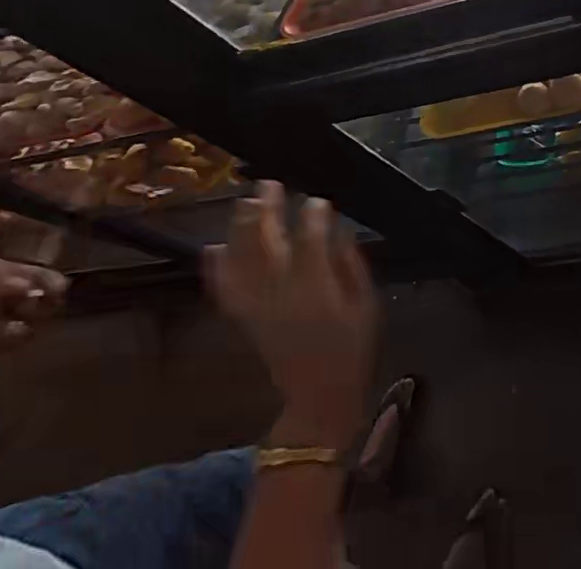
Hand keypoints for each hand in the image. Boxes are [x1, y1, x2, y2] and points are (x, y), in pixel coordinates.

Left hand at [0, 255, 66, 387]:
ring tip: (34, 330)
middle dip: (36, 300)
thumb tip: (22, 282)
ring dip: (20, 325)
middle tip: (53, 308)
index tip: (59, 288)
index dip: (36, 277)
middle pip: (12, 297)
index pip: (11, 271)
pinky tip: (10, 347)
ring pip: (1, 324)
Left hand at [204, 182, 376, 449]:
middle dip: (267, 208)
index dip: (313, 213)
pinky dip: (217, 267)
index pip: (310, 237)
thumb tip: (339, 231)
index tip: (318, 201)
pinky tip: (213, 246)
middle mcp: (283, 289)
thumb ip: (351, 265)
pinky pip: (226, 288)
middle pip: (267, 240)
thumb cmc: (353, 348)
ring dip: (241, 227)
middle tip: (270, 184)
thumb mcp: (367, 305)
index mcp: (318, 286)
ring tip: (245, 202)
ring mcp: (260, 304)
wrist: (320, 396)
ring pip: (243, 258)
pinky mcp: (247, 317)